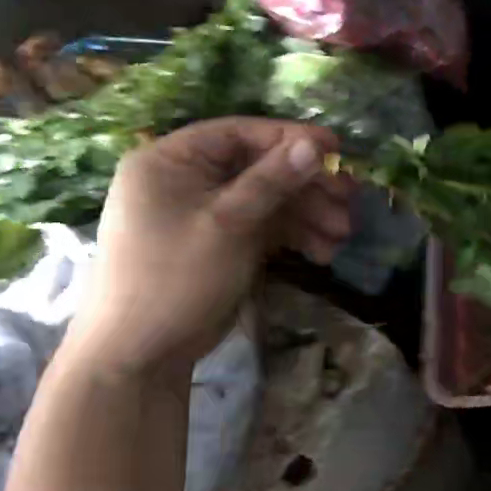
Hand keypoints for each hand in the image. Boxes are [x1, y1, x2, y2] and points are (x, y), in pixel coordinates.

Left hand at [71, 119, 352, 376]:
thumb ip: (272, 181)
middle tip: (349, 198)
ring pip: (264, 201)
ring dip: (305, 215)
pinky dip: (290, 236)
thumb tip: (314, 145)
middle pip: (257, 168)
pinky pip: (259, 228)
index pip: (238, 134)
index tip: (337, 149)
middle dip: (305, 186)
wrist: (140, 356)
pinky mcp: (218, 243)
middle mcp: (185, 180)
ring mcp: (203, 214)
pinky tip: (323, 252)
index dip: (290, 139)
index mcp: (170, 160)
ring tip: (343, 233)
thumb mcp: (228, 224)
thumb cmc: (175, 278)